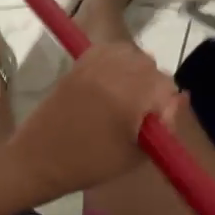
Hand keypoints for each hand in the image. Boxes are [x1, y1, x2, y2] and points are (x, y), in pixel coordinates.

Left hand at [0, 43, 184, 200]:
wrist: (38, 159)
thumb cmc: (89, 164)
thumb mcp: (134, 154)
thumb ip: (161, 128)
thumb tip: (176, 104)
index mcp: (130, 93)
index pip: (166, 86)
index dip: (166, 108)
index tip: (155, 128)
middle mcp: (113, 71)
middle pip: (150, 66)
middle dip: (153, 88)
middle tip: (142, 115)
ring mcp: (92, 65)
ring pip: (129, 54)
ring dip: (135, 72)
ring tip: (128, 97)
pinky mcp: (76, 66)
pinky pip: (104, 51)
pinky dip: (114, 61)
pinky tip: (111, 82)